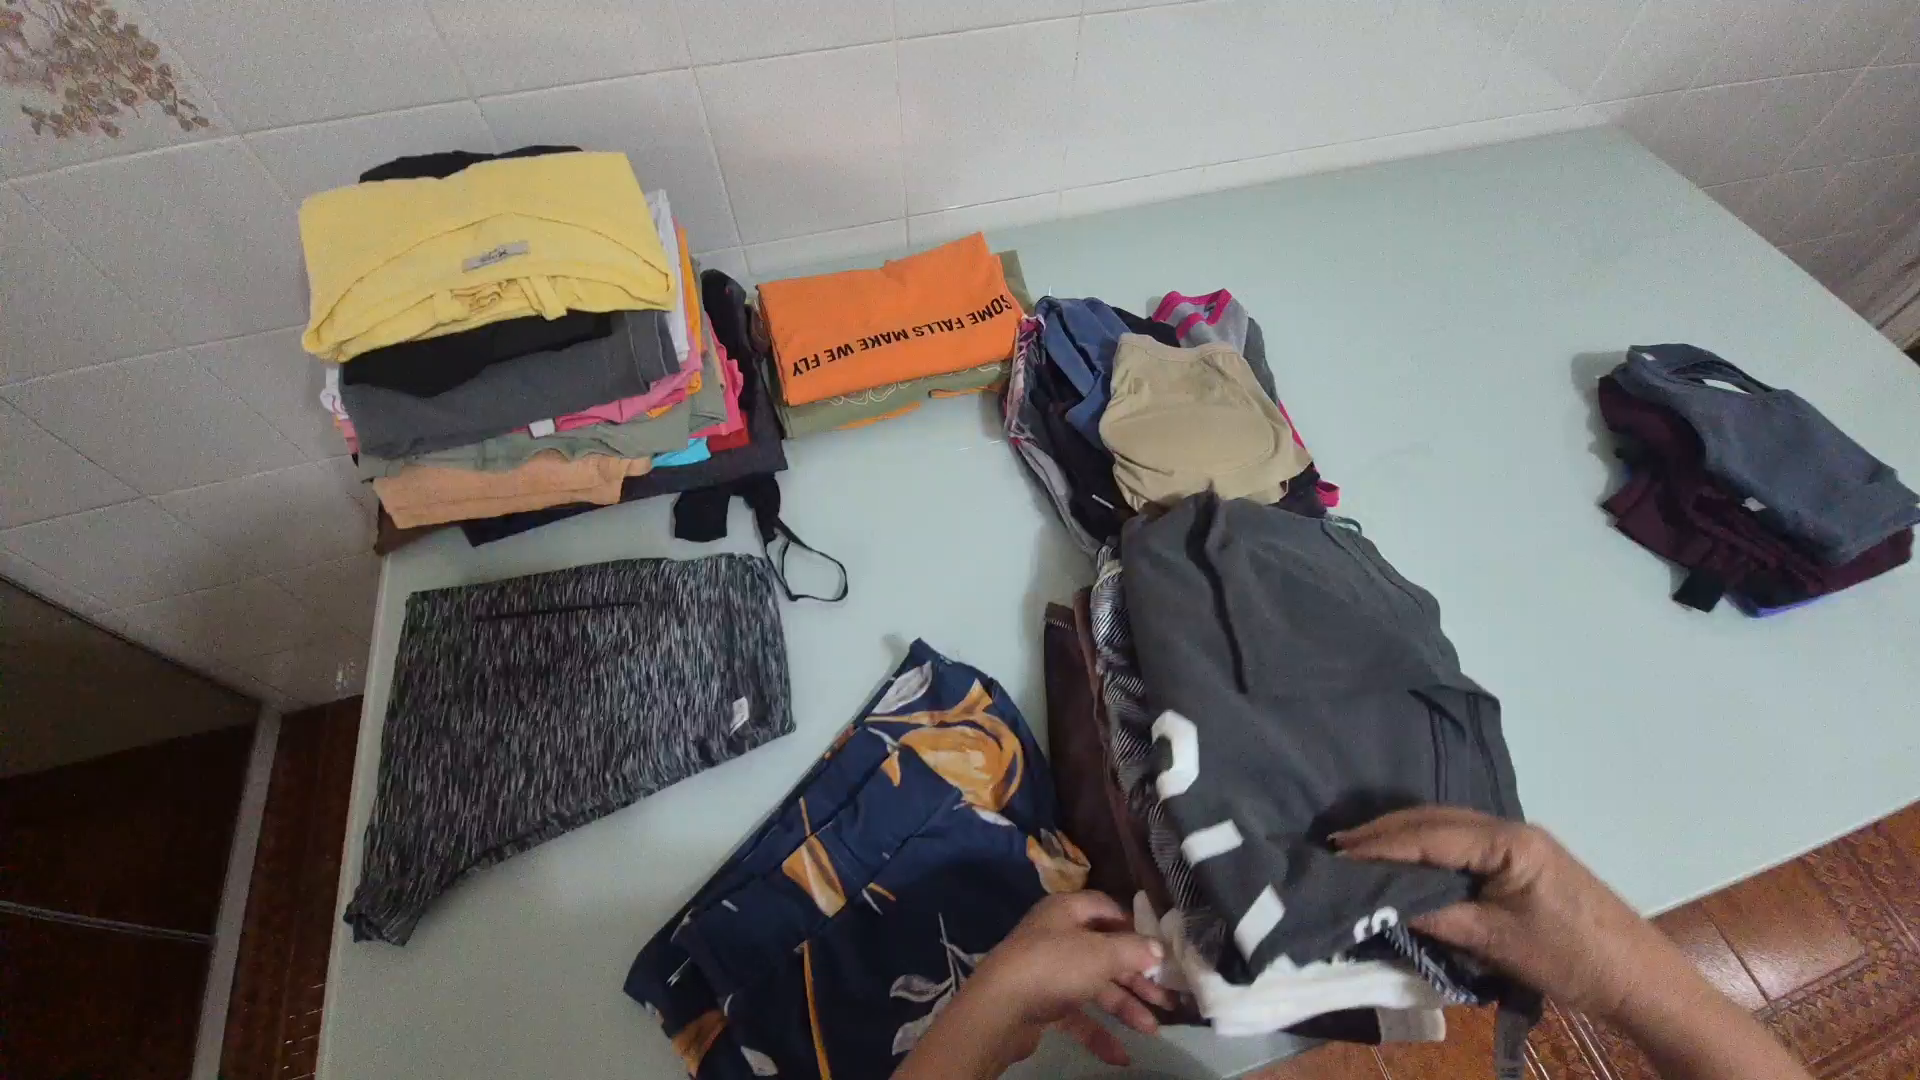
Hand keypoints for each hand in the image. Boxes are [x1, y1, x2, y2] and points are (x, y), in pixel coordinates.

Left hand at [893, 891, 1172, 1079]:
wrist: (1000, 1008)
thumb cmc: (1053, 966)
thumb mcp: (1099, 954)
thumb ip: (1132, 950)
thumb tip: (1158, 948)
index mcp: (1067, 911)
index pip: (1106, 908)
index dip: (1133, 926)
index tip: (1158, 949)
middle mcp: (1058, 935)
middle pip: (1104, 951)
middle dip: (1136, 976)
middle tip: (1167, 998)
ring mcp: (1049, 969)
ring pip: (1094, 985)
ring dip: (1124, 1006)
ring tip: (1153, 1030)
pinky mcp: (1042, 1001)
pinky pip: (1077, 1014)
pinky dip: (1099, 1032)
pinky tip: (1122, 1055)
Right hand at [1334, 805, 1686, 1021]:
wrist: (1648, 986)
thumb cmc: (1574, 961)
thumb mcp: (1496, 940)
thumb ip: (1434, 914)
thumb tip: (1378, 903)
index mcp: (1507, 841)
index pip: (1428, 834)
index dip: (1381, 844)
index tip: (1340, 853)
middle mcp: (1510, 828)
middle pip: (1432, 819)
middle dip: (1384, 832)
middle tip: (1339, 845)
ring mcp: (1518, 839)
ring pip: (1444, 824)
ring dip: (1402, 835)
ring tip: (1361, 849)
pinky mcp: (1522, 855)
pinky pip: (1460, 838)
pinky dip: (1426, 845)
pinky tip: (1405, 857)